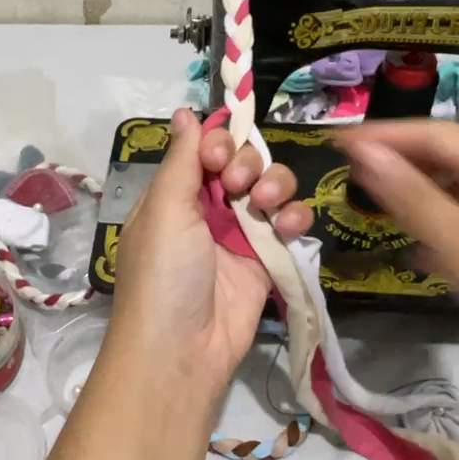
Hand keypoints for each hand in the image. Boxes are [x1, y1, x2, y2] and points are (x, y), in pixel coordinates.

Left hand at [106, 108, 311, 398]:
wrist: (182, 348)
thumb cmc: (164, 273)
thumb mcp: (164, 209)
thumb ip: (182, 159)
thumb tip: (184, 112)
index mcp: (175, 194)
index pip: (206, 148)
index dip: (219, 144)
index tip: (219, 160)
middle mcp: (208, 209)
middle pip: (243, 162)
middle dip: (247, 164)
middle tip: (239, 188)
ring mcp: (240, 234)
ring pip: (271, 187)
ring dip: (275, 185)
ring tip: (264, 206)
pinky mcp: (268, 260)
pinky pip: (290, 224)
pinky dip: (294, 218)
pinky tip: (286, 228)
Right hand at [339, 120, 458, 366]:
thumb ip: (410, 198)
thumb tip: (363, 153)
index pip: (435, 134)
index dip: (383, 135)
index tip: (336, 142)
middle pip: (451, 156)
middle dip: (399, 161)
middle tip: (351, 172)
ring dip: (418, 192)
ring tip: (376, 205)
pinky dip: (442, 221)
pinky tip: (420, 247)